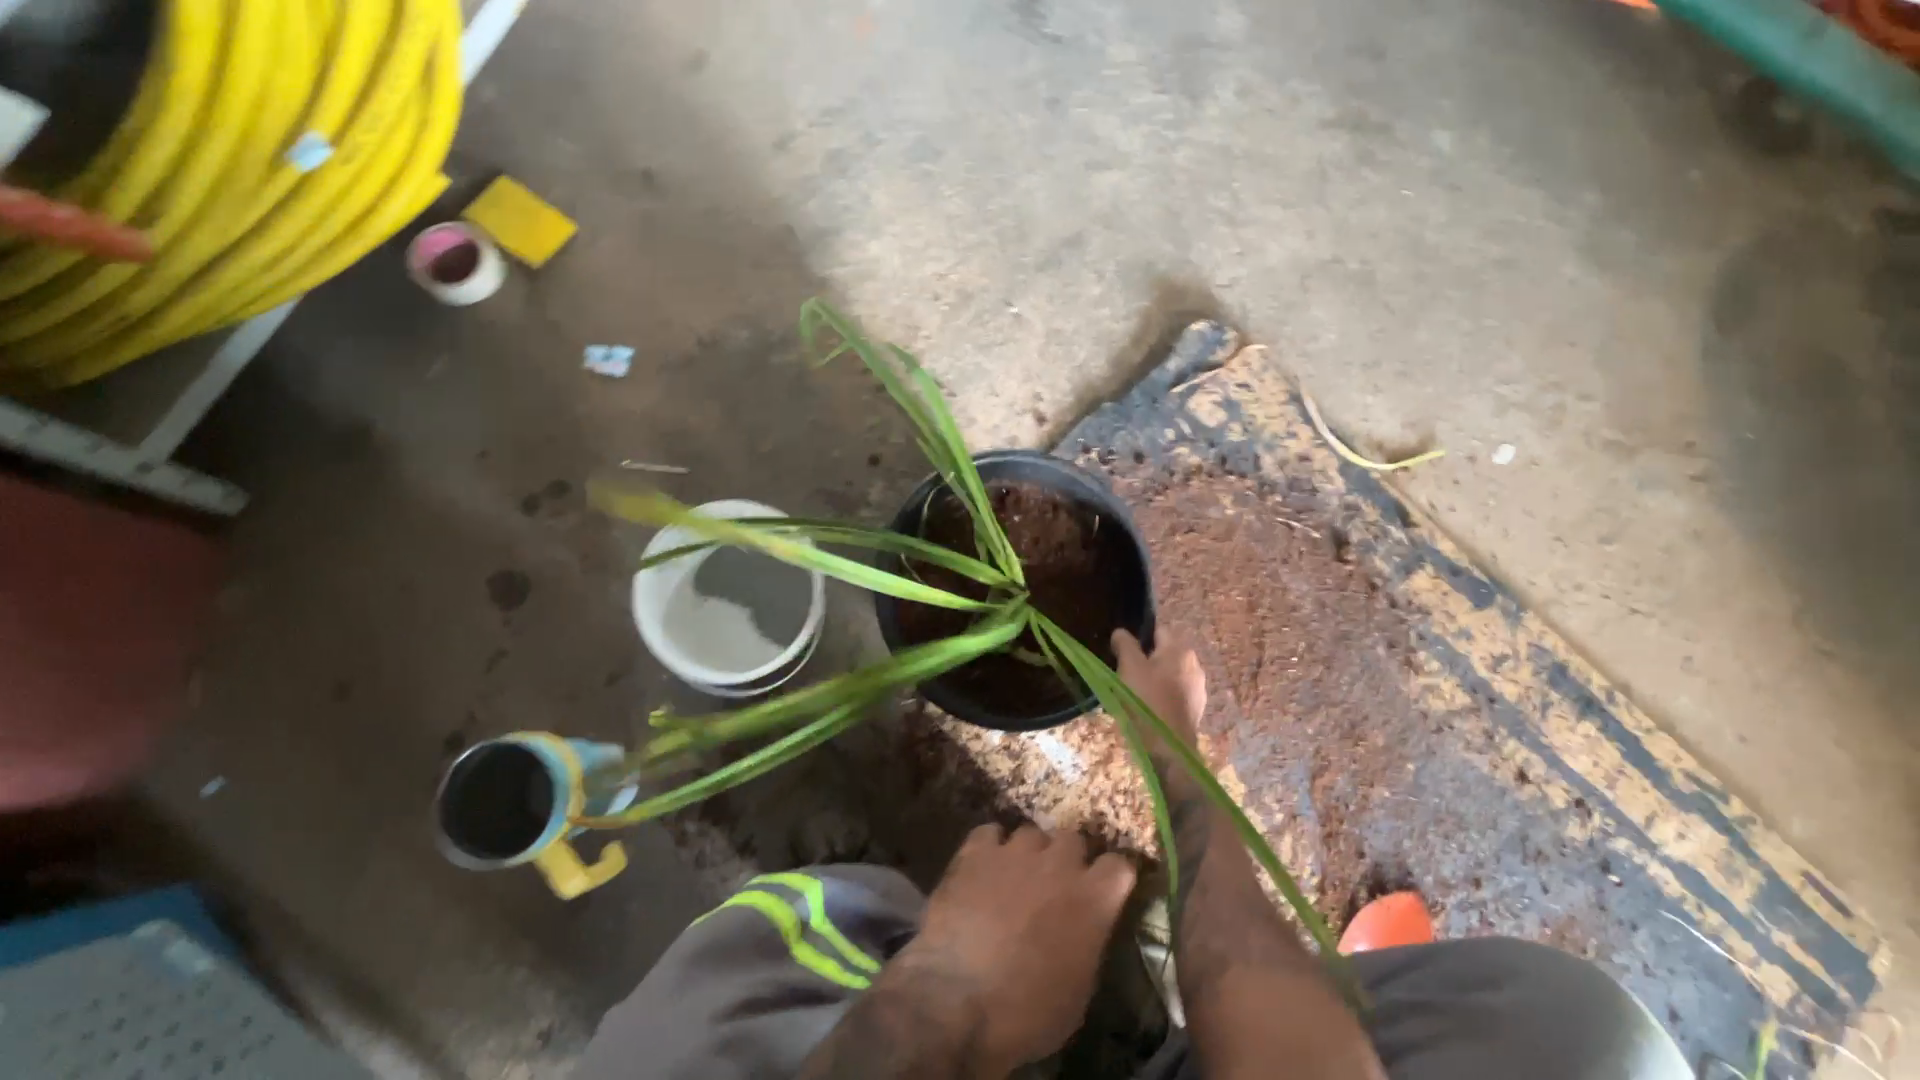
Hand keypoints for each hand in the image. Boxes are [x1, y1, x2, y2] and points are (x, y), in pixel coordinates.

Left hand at [892, 824, 1135, 1074]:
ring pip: (1030, 834)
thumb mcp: (1078, 993)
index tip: (1103, 892)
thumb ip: (1087, 946)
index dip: (1110, 878)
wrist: (958, 1002)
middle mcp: (1059, 865)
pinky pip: (989, 834)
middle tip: (1053, 887)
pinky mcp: (975, 852)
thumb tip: (1082, 933)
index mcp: (1094, 899)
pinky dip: (988, 848)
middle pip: (1073, 840)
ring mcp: (1015, 853)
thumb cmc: (1027, 1013)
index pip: (1119, 866)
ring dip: (1028, 854)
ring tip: (1013, 878)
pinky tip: (981, 869)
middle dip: (1067, 859)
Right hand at [1111, 629, 1206, 748]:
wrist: (1168, 746)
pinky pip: (1175, 694)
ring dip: (1155, 680)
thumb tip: (1121, 632)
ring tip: (1135, 695)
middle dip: (1146, 661)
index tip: (1123, 654)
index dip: (1138, 639)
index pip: (1158, 631)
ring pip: (1170, 675)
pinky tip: (1149, 709)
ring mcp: (1198, 688)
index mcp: (1180, 649)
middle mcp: (1195, 664)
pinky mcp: (1197, 708)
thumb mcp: (1129, 666)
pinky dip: (1163, 697)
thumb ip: (1125, 644)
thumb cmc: (1147, 699)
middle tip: (1126, 675)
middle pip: (1164, 654)